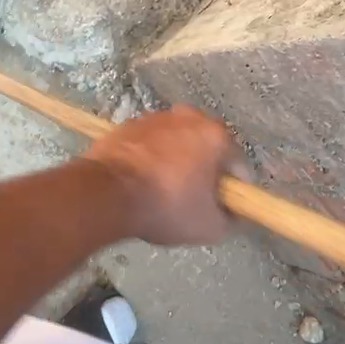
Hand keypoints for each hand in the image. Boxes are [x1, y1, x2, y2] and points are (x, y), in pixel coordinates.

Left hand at [82, 106, 239, 245]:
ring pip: (177, 143)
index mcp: (214, 134)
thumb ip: (230, 217)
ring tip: (164, 192)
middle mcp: (187, 116)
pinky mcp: (127, 124)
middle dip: (204, 170)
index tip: (223, 209)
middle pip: (206, 148)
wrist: (107, 191)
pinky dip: (151, 158)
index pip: (237, 165)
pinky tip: (142, 181)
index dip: (234, 191)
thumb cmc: (167, 205)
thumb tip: (228, 212)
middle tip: (194, 199)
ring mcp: (154, 117)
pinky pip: (150, 144)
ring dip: (176, 161)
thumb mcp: (211, 226)